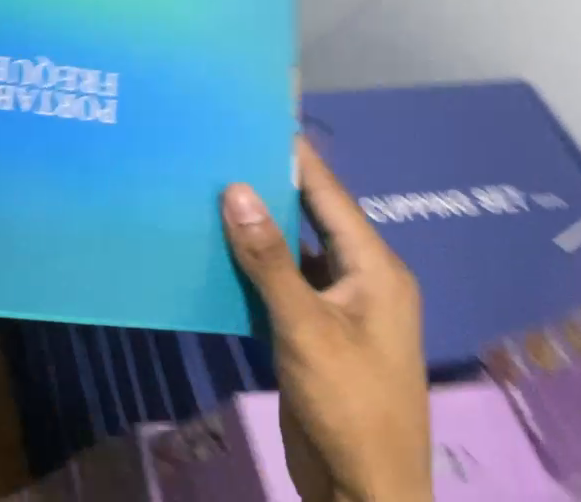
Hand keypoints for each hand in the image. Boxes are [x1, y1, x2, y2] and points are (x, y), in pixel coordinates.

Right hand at [221, 139, 430, 501]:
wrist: (365, 491)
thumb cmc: (349, 404)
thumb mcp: (306, 327)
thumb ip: (269, 258)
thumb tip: (235, 188)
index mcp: (374, 269)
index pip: (329, 195)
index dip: (295, 155)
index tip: (254, 117)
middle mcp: (358, 278)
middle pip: (310, 216)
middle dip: (268, 183)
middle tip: (216, 147)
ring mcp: (336, 306)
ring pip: (291, 248)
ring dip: (255, 223)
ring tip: (205, 185)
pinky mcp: (312, 330)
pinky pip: (279, 280)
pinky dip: (250, 262)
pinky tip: (213, 245)